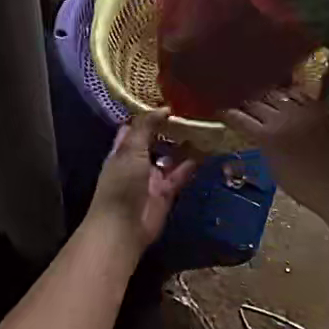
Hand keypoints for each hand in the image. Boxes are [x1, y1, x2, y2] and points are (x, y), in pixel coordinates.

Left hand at [88, 109, 197, 252]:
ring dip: (184, 145)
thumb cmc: (122, 184)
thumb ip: (145, 127)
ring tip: (204, 128)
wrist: (124, 227)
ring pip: (170, 157)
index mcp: (123, 150)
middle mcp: (137, 161)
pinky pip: (181, 174)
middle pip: (155, 141)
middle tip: (193, 112)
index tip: (170, 102)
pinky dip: (192, 164)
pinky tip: (206, 151)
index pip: (136, 127)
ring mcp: (152, 177)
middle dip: (170, 129)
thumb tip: (163, 108)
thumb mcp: (130, 150)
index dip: (150, 116)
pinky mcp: (166, 192)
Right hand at [222, 89, 328, 212]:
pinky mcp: (319, 108)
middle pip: (255, 101)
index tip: (220, 111)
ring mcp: (302, 111)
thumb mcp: (271, 165)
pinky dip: (286, 94)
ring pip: (275, 93)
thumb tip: (252, 131)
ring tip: (259, 97)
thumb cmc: (301, 185)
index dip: (226, 113)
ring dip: (264, 95)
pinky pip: (297, 94)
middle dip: (244, 102)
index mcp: (266, 136)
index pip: (238, 117)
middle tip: (238, 102)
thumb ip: (260, 143)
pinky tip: (282, 98)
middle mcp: (282, 118)